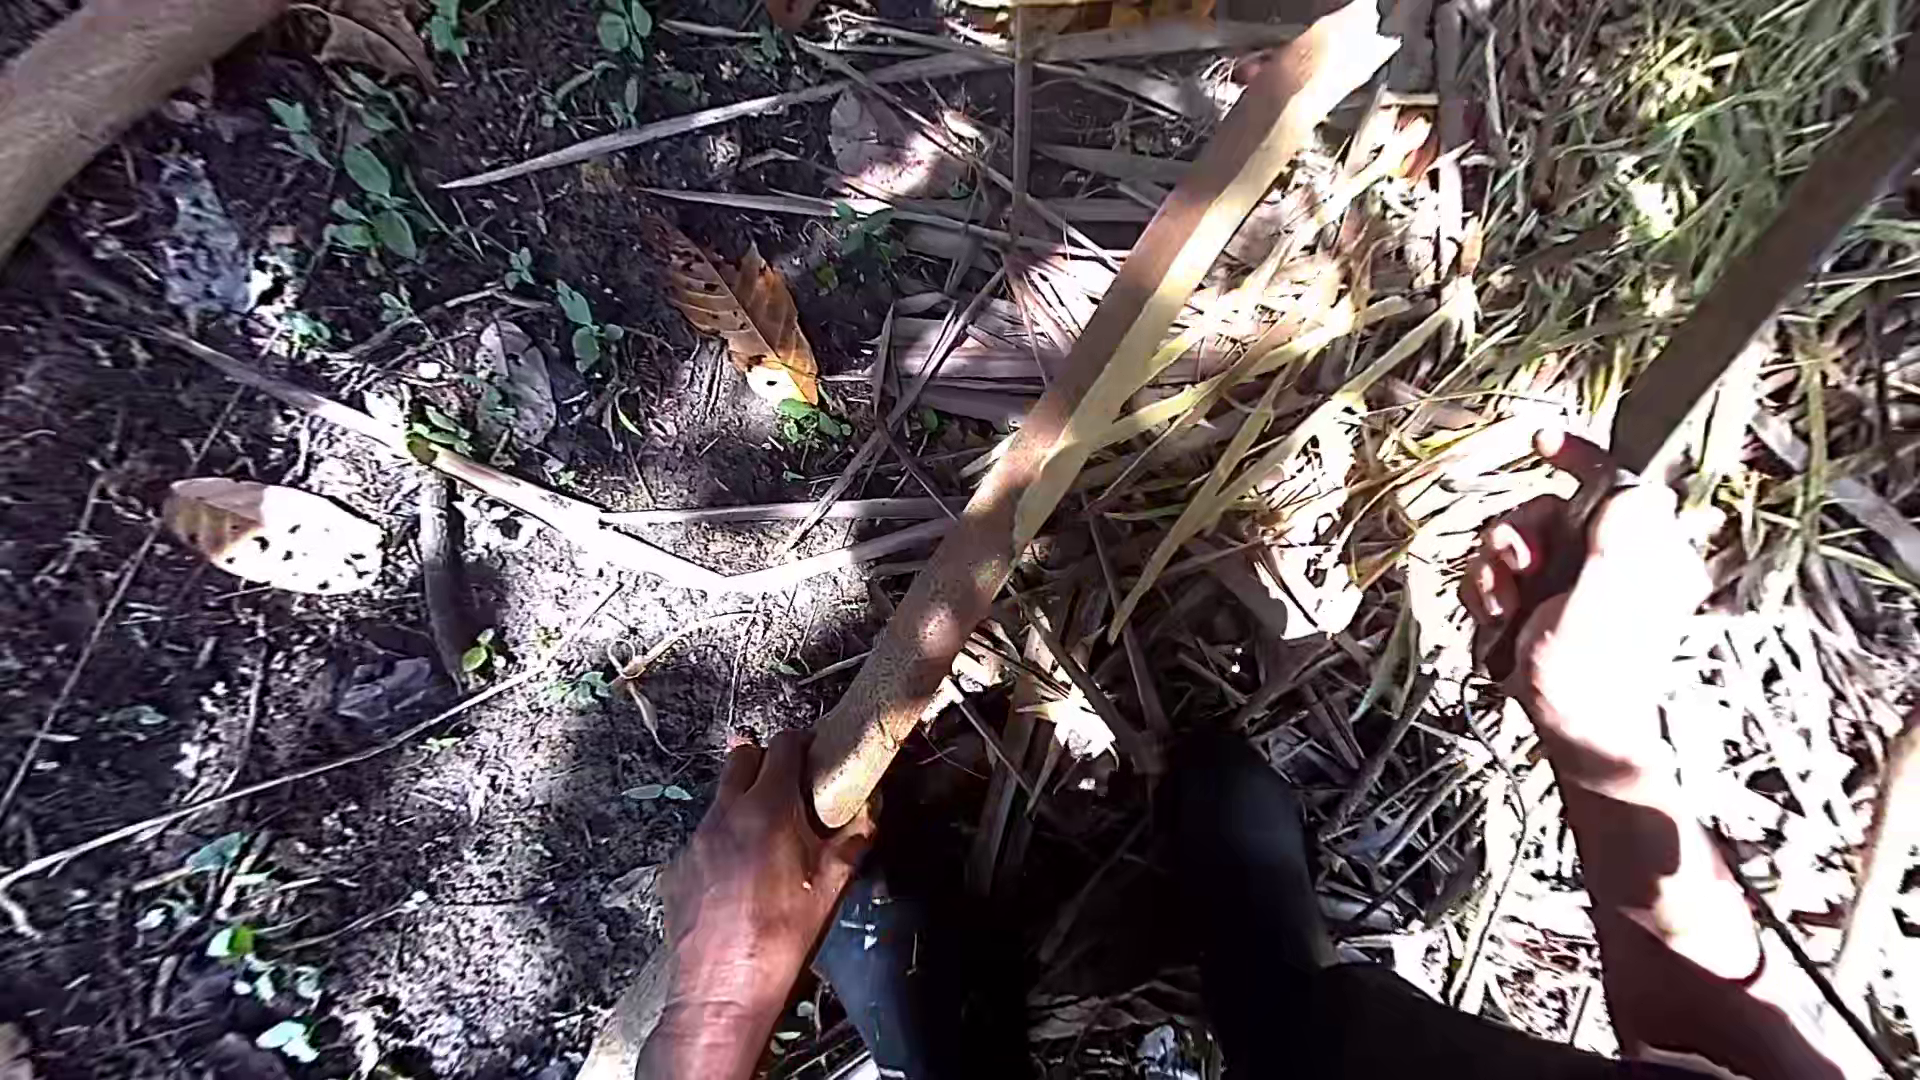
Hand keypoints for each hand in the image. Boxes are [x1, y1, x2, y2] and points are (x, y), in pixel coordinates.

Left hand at [643, 731, 872, 1079]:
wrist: (721, 991)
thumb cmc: (783, 932)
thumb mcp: (832, 883)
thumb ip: (856, 834)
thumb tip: (872, 806)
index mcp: (768, 806)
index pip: (783, 745)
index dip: (800, 741)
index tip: (812, 751)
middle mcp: (727, 811)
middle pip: (741, 755)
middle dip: (764, 758)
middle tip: (785, 783)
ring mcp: (696, 837)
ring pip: (721, 795)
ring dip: (742, 798)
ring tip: (763, 833)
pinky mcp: (676, 865)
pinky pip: (703, 834)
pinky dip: (722, 837)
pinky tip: (735, 872)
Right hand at [1460, 430, 1709, 771]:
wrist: (1563, 718)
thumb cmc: (1591, 668)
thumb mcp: (1607, 603)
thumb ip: (1620, 545)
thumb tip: (1631, 490)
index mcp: (1641, 552)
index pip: (1614, 485)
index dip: (1579, 458)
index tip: (1541, 441)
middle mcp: (1601, 558)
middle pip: (1541, 513)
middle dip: (1514, 537)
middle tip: (1516, 567)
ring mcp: (1561, 578)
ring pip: (1505, 542)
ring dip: (1491, 570)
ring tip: (1501, 604)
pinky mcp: (1527, 596)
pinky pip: (1487, 571)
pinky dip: (1481, 590)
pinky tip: (1493, 614)